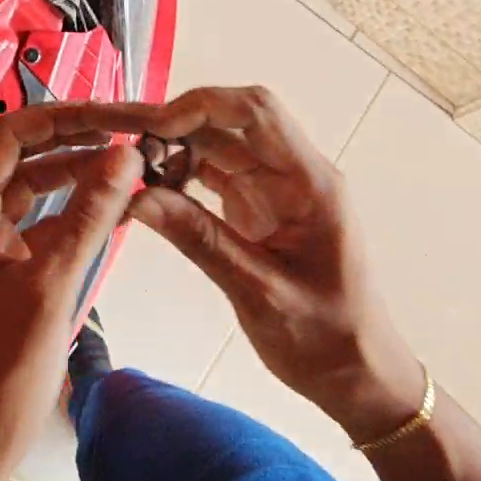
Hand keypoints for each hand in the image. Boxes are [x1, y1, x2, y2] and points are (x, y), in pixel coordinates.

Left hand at [0, 106, 143, 480]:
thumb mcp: (50, 288)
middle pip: (20, 158)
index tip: (107, 114)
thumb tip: (125, 156)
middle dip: (72, 143)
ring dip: (74, 177)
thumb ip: (89, 217)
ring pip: (30, 190)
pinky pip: (35, 224)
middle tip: (124, 134)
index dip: (59, 118)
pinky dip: (69, 214)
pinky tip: (107, 211)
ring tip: (124, 167)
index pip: (8, 136)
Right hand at [125, 86, 425, 442]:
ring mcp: (273, 185)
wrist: (357, 374)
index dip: (202, 106)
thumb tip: (137, 197)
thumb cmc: (325, 339)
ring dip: (173, 146)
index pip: (256, 111)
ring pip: (216, 141)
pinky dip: (179, 173)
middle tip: (124, 140)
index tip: (152, 128)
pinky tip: (151, 188)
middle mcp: (291, 170)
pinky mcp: (256, 203)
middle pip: (230, 118)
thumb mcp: (260, 294)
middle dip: (176, 121)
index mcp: (310, 180)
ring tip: (130, 168)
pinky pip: (213, 170)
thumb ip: (201, 240)